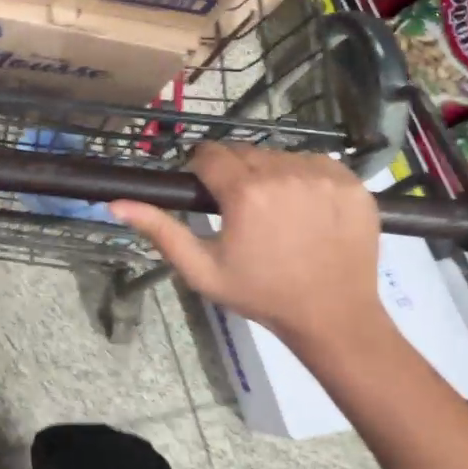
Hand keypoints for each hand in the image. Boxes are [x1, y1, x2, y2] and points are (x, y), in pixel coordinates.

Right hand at [110, 144, 385, 352]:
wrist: (334, 316)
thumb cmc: (260, 293)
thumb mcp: (201, 269)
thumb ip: (160, 230)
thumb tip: (114, 202)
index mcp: (245, 192)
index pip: (210, 154)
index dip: (203, 172)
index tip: (210, 197)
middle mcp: (284, 172)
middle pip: (244, 153)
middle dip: (236, 174)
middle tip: (242, 211)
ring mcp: (323, 176)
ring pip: (279, 155)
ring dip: (270, 174)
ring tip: (275, 212)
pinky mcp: (353, 183)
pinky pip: (316, 163)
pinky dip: (305, 178)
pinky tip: (305, 209)